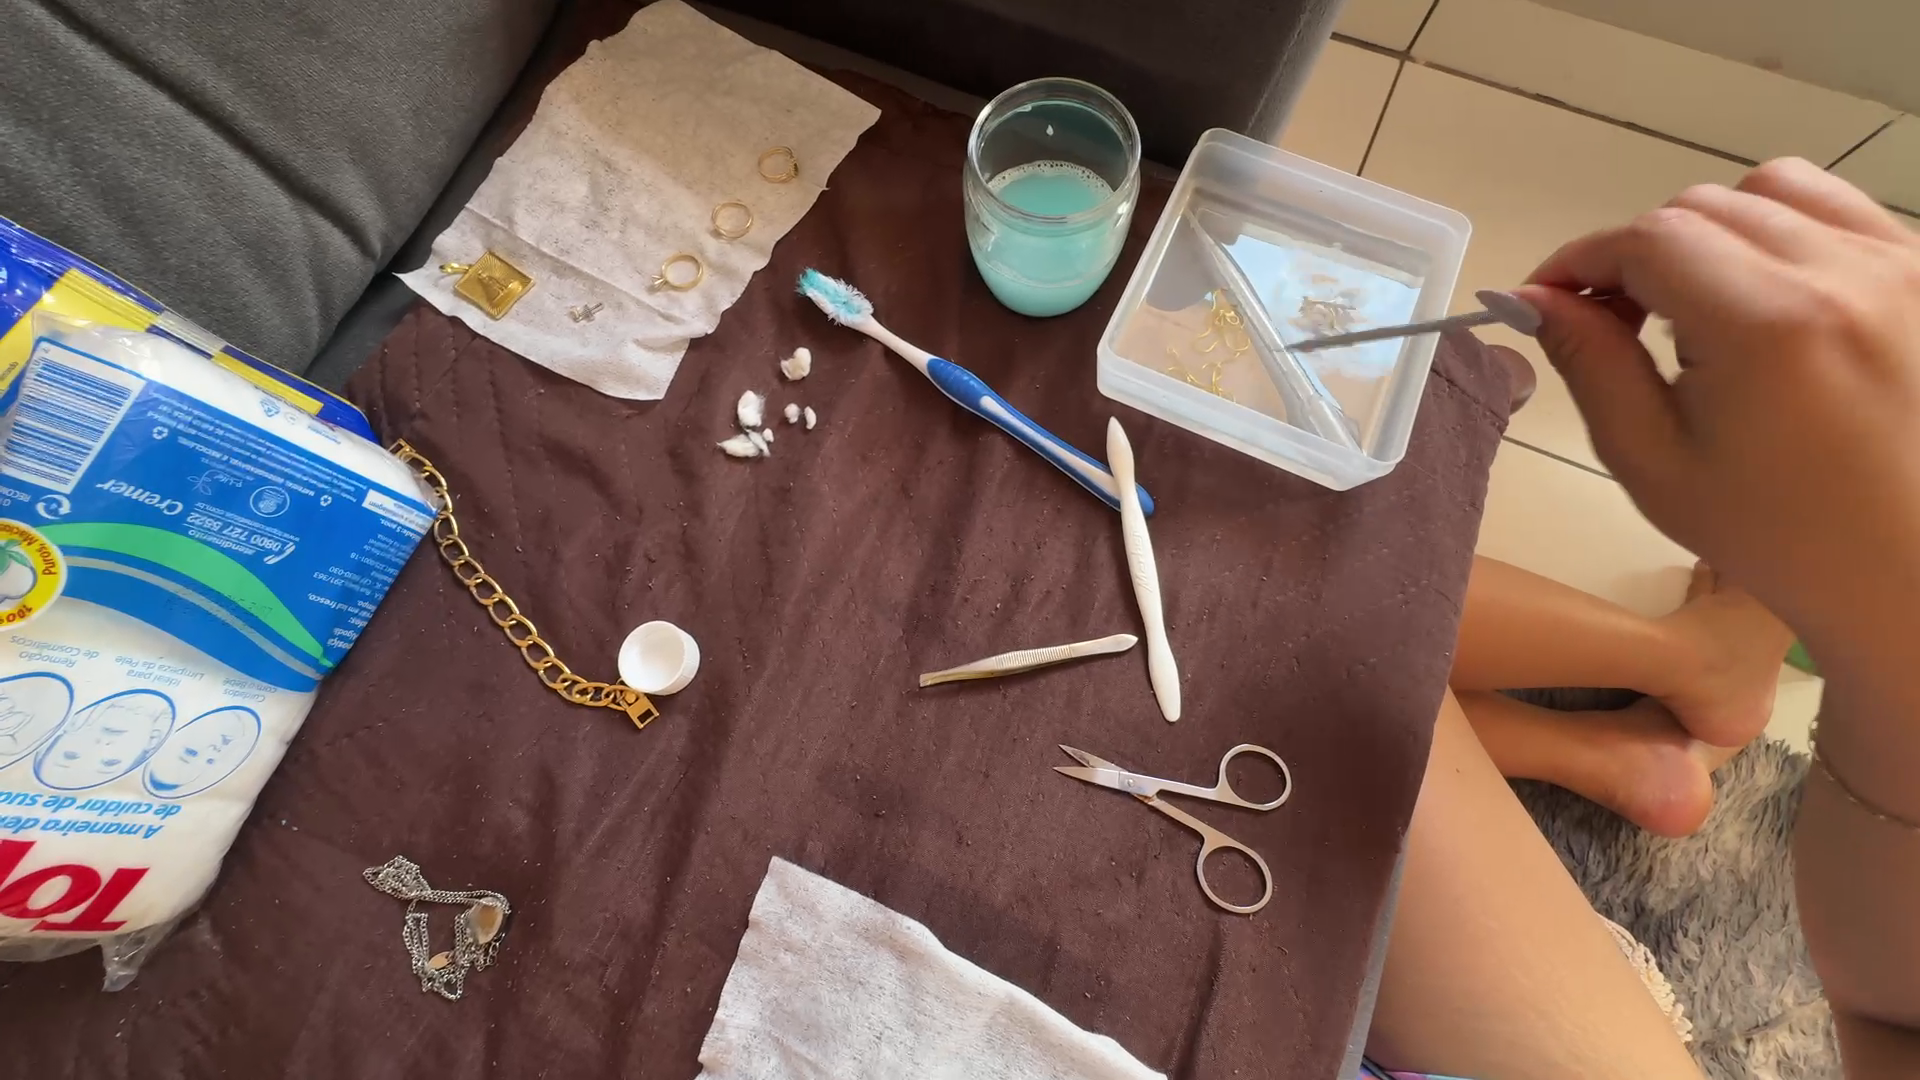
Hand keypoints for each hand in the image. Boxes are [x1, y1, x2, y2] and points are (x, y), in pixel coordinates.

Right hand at [1515, 158, 1919, 647]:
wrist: (1911, 560)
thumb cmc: (1764, 523)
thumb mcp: (1646, 452)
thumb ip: (1590, 361)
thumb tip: (1536, 301)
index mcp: (1768, 323)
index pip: (1647, 240)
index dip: (1574, 260)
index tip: (1539, 302)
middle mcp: (1849, 270)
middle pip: (1698, 209)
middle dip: (1626, 254)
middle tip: (1601, 320)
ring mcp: (1908, 262)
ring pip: (1769, 191)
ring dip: (1696, 234)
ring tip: (1677, 302)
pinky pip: (1836, 208)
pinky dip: (1766, 230)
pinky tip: (1747, 295)